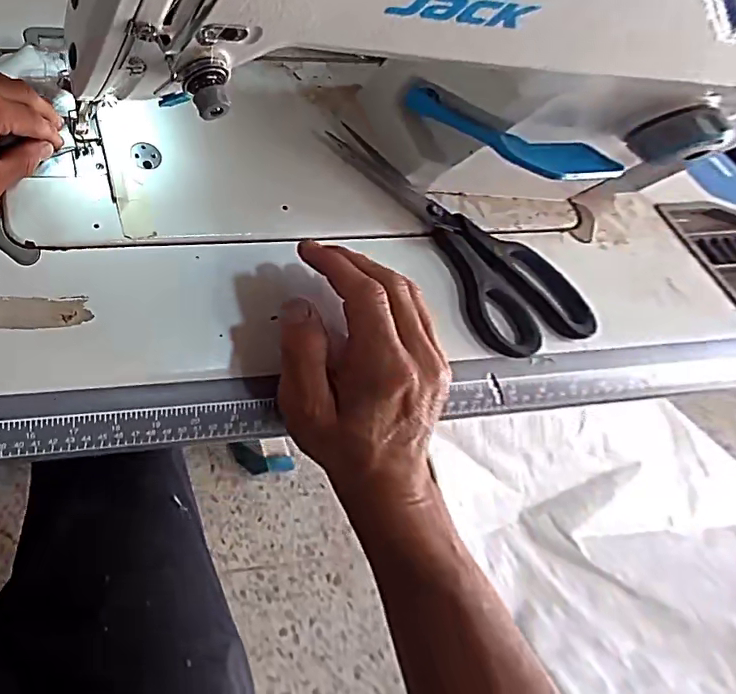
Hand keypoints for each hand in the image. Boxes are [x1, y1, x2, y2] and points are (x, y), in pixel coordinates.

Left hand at [0, 69, 63, 215]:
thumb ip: (21, 163)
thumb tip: (37, 150)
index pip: (33, 118)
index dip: (49, 133)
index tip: (54, 142)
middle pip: (22, 93)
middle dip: (41, 111)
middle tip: (51, 127)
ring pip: (1, 82)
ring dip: (21, 99)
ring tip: (31, 118)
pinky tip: (0, 108)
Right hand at [277, 241, 451, 520]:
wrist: (388, 483)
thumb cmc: (348, 450)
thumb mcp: (305, 406)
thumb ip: (301, 352)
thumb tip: (301, 310)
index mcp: (386, 367)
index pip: (367, 293)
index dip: (336, 263)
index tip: (312, 252)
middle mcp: (418, 359)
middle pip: (391, 285)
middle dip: (351, 260)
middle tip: (321, 254)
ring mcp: (432, 360)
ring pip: (409, 293)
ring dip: (371, 270)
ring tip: (340, 265)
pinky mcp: (435, 363)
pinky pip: (417, 309)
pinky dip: (389, 288)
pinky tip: (369, 289)